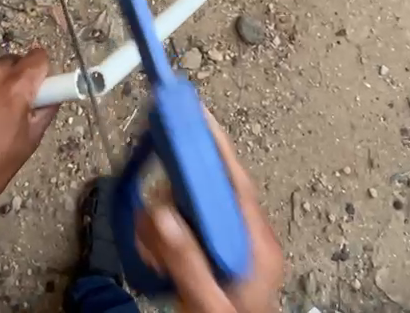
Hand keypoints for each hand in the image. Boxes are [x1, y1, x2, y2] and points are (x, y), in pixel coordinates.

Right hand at [135, 117, 283, 312]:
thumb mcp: (210, 304)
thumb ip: (187, 262)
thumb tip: (161, 214)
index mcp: (257, 244)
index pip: (237, 181)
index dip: (217, 144)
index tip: (197, 115)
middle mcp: (247, 237)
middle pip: (208, 190)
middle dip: (173, 198)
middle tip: (152, 213)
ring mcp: (230, 244)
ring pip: (190, 208)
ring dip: (163, 224)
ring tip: (152, 249)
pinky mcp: (213, 252)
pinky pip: (184, 227)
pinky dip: (164, 236)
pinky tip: (155, 255)